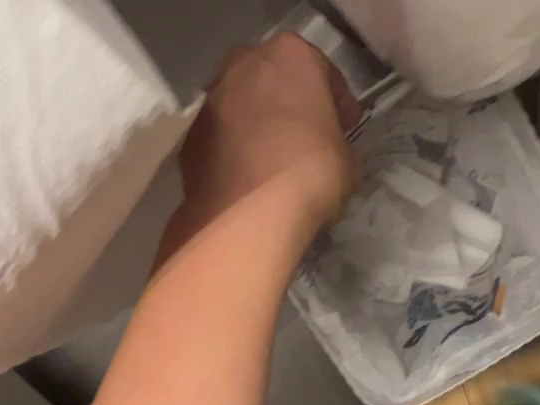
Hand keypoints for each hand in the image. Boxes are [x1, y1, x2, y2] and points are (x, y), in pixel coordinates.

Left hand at [168, 34, 361, 246]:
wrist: (249, 213)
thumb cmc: (310, 173)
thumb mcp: (348, 161)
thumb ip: (339, 143)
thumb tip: (333, 153)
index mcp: (291, 55)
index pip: (323, 71)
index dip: (337, 104)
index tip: (344, 128)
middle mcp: (244, 62)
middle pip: (274, 80)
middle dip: (290, 106)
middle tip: (305, 142)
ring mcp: (211, 97)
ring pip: (243, 106)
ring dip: (258, 127)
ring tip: (273, 165)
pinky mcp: (191, 135)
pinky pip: (222, 138)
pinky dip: (235, 152)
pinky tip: (249, 181)